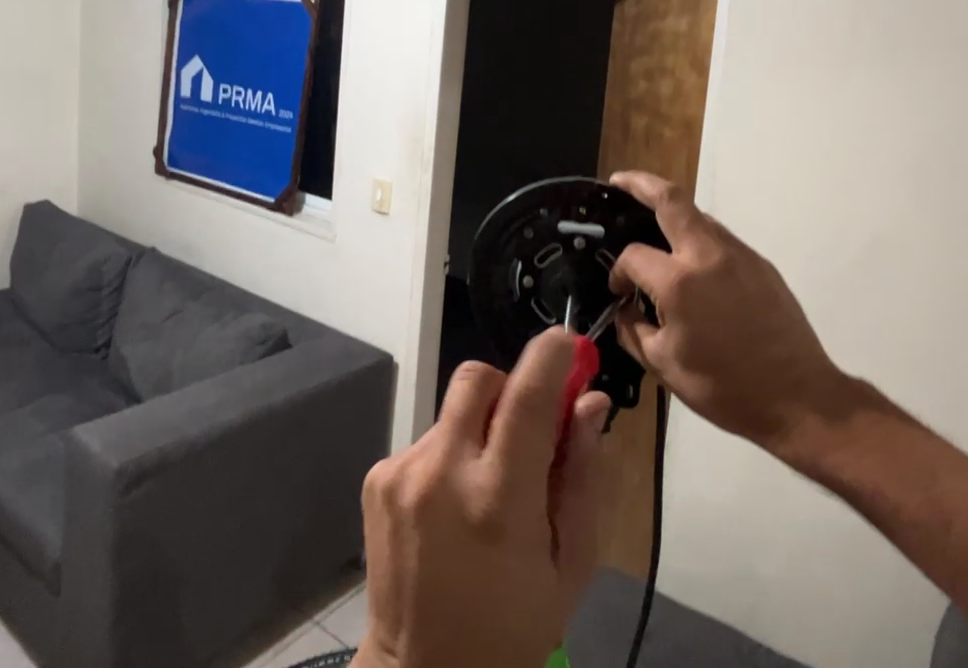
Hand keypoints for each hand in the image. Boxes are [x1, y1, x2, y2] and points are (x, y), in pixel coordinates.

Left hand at [351, 330, 612, 667]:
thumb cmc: (514, 624)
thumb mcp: (572, 565)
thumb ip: (584, 476)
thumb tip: (591, 402)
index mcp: (499, 502)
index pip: (527, 400)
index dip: (552, 358)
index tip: (569, 342)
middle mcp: (442, 474)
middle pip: (477, 379)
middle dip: (509, 387)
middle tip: (527, 429)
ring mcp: (401, 473)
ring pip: (451, 411)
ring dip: (478, 430)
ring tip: (485, 490)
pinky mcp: (377, 478)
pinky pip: (426, 439)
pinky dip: (448, 455)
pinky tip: (451, 507)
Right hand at [609, 170, 853, 452]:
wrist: (799, 398)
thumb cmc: (724, 388)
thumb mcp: (662, 365)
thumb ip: (633, 329)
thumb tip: (626, 308)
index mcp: (678, 282)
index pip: (633, 256)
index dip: (618, 272)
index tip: (619, 293)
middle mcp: (708, 256)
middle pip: (671, 199)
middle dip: (640, 184)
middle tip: (619, 183)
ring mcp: (739, 256)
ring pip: (700, 217)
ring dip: (673, 213)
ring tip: (653, 226)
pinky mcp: (761, 266)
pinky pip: (721, 240)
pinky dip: (698, 239)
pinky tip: (692, 264)